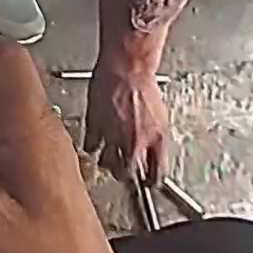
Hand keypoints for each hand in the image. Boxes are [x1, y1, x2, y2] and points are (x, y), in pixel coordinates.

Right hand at [84, 53, 169, 183]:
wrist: (126, 69)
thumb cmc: (143, 87)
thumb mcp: (161, 118)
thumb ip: (155, 141)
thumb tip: (152, 156)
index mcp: (157, 140)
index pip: (156, 175)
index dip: (150, 181)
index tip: (147, 182)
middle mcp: (136, 141)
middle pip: (128, 174)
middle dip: (126, 175)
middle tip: (124, 172)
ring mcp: (114, 135)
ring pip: (107, 164)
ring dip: (108, 163)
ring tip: (108, 158)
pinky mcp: (95, 126)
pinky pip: (91, 146)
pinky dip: (92, 146)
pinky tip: (96, 142)